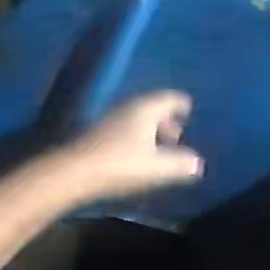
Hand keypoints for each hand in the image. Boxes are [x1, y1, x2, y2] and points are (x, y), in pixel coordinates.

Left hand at [56, 91, 203, 198]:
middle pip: (150, 108)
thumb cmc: (120, 165)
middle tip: (175, 138)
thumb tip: (197, 163)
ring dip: (146, 132)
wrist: (72, 172)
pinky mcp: (91, 136)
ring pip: (132, 120)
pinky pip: (118, 132)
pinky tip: (131, 158)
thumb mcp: (158, 167)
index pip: (168, 98)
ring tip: (156, 152)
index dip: (180, 104)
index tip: (187, 109)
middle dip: (164, 121)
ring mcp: (104, 121)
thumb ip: (182, 164)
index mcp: (144, 109)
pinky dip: (130, 139)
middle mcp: (124, 109)